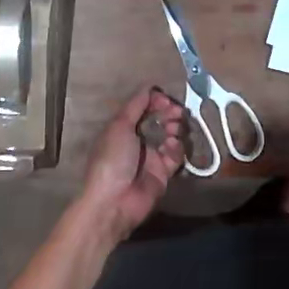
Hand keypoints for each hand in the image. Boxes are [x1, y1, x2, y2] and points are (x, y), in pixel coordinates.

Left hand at [74, 87, 187, 241]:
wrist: (115, 200)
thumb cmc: (112, 158)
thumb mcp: (119, 127)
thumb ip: (135, 106)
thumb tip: (149, 87)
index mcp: (122, 127)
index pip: (142, 108)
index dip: (155, 101)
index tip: (165, 99)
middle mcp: (137, 140)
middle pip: (159, 121)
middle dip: (169, 113)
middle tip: (177, 111)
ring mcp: (151, 156)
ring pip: (170, 136)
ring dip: (175, 129)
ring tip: (175, 128)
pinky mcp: (163, 173)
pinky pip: (175, 156)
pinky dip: (176, 149)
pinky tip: (172, 147)